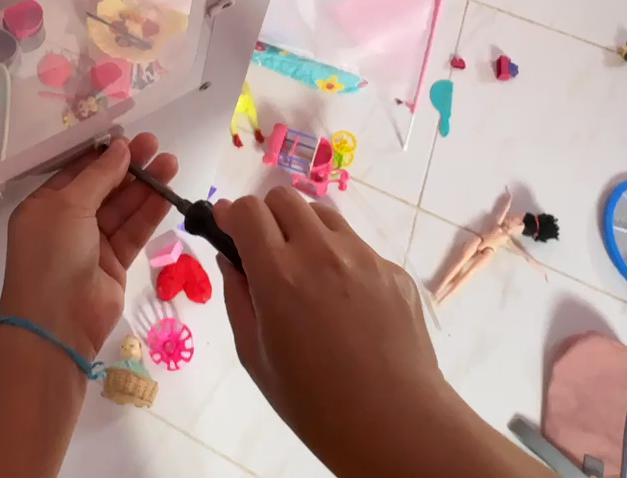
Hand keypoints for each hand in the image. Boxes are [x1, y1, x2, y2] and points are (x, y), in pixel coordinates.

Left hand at [0, 135, 177, 356]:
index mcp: (45, 205)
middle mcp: (66, 221)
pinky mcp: (114, 263)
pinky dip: (149, 212)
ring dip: (145, 186)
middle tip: (155, 144)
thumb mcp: (69, 206)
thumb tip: (121, 147)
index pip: (76, 171)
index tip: (128, 138)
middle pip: (103, 186)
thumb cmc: (52, 255)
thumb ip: (99, 176)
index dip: (103, 154)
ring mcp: (91, 243)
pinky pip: (133, 231)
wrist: (57, 325)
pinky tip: (167, 192)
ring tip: (170, 162)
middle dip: (129, 166)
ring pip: (122, 207)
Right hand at [216, 188, 452, 467]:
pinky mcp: (393, 269)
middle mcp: (320, 252)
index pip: (246, 209)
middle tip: (268, 251)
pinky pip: (356, 246)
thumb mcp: (255, 356)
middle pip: (283, 197)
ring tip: (310, 274)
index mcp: (280, 275)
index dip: (231, 214)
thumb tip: (230, 258)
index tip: (228, 229)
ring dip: (304, 230)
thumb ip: (237, 297)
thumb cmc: (315, 404)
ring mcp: (362, 256)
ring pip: (322, 214)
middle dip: (266, 216)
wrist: (399, 429)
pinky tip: (348, 304)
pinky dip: (341, 259)